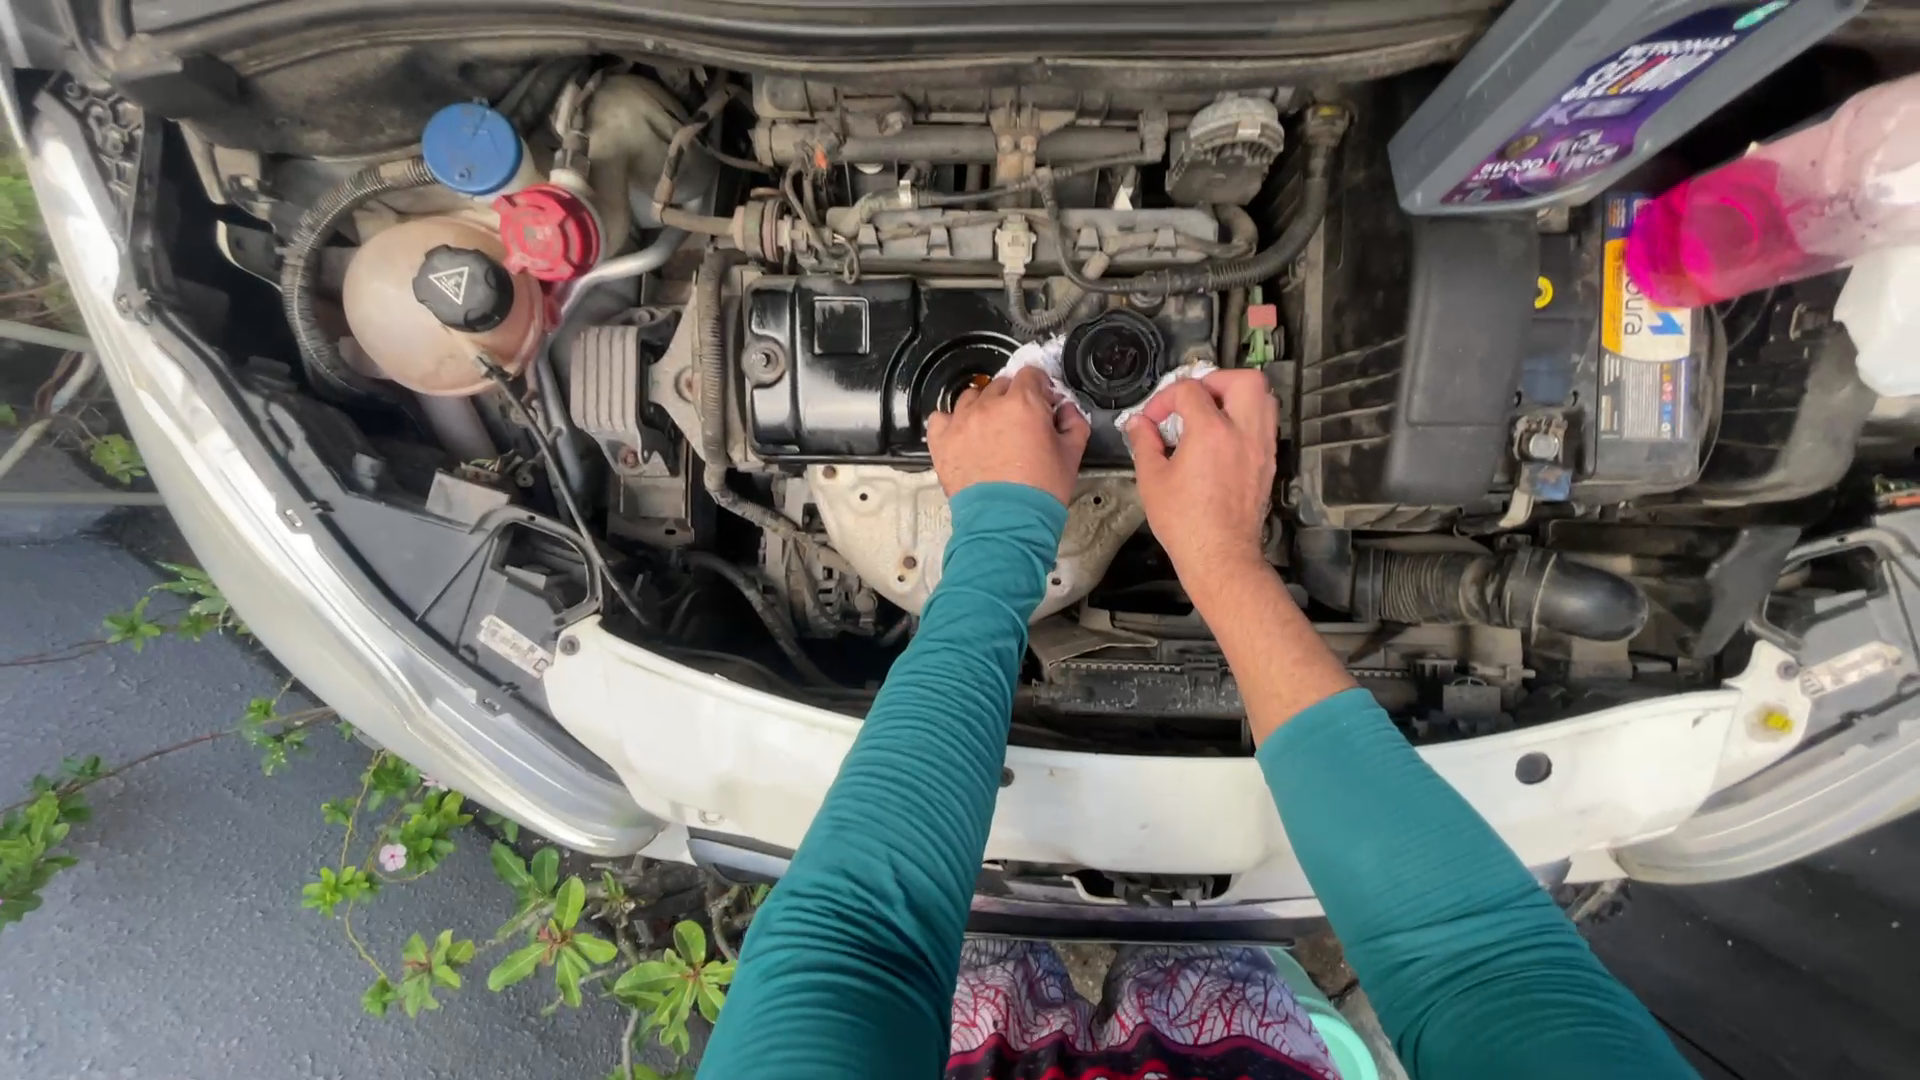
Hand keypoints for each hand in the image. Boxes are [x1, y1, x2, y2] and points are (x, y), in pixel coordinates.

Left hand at [927, 366, 1090, 503]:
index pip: (1030, 374)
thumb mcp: (1071, 456)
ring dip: (983, 407)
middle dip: (1013, 398)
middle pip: (1001, 385)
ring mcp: (962, 423)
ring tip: (992, 431)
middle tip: (1021, 423)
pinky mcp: (942, 442)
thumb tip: (1066, 410)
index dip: (1039, 388)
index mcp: (1023, 404)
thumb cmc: (1039, 493)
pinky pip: (941, 418)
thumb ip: (1073, 424)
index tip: (1042, 402)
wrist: (1006, 524)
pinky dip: (951, 422)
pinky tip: (963, 434)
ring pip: (971, 398)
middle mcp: (988, 406)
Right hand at [1124, 370, 1278, 603]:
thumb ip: (1144, 443)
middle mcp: (1243, 434)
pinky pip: (1265, 423)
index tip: (1153, 418)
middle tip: (1193, 397)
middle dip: (1214, 380)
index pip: (1190, 391)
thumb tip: (1139, 425)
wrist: (1219, 554)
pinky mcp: (1268, 463)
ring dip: (1235, 395)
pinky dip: (1245, 418)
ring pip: (1264, 397)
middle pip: (1243, 379)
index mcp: (1211, 433)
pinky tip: (1223, 436)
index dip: (1164, 398)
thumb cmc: (1187, 523)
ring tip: (1211, 411)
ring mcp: (1260, 448)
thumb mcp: (1152, 479)